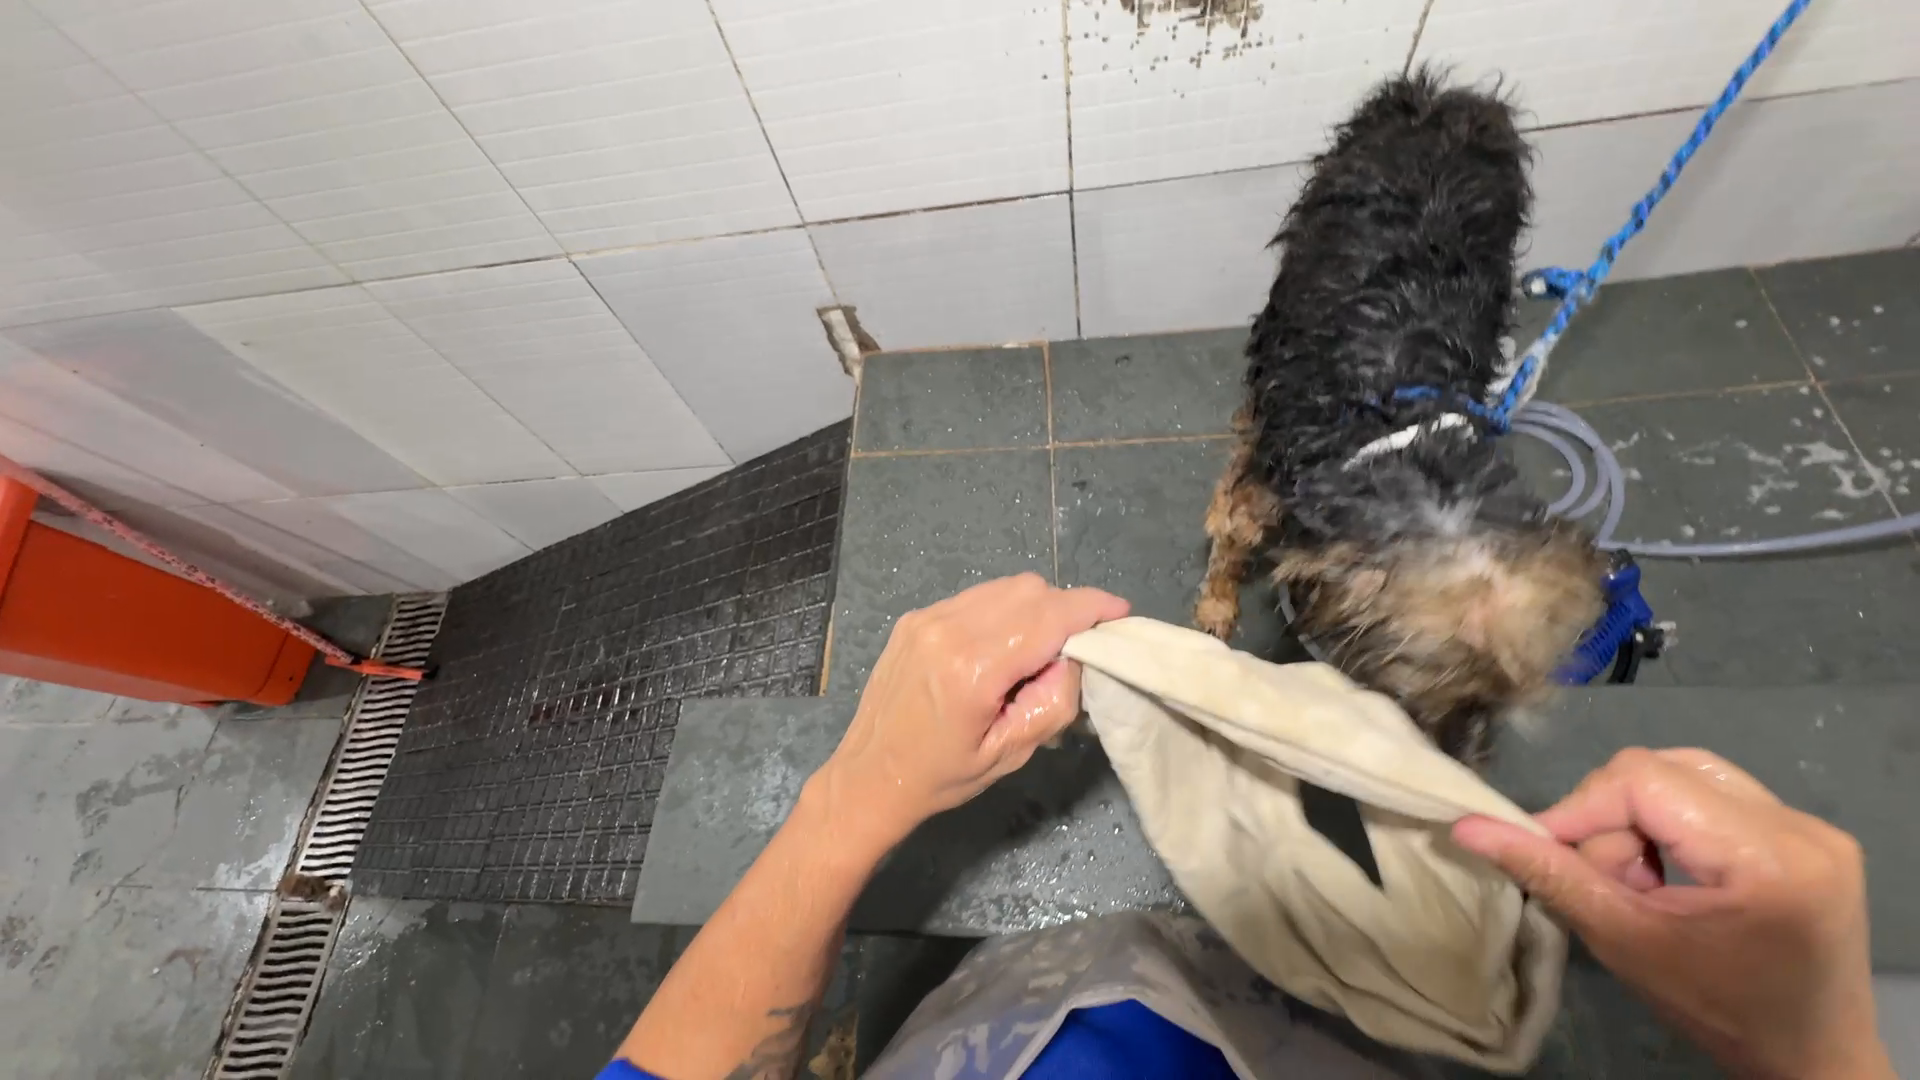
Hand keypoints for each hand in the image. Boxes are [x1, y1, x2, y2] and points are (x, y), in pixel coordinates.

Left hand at [810, 574, 1127, 854]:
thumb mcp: (1010, 753)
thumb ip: (1053, 700)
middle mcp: (948, 629)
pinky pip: (976, 597)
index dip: (1091, 608)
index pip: (1048, 616)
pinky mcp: (915, 617)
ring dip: (1034, 607)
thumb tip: (1073, 655)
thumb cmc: (942, 776)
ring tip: (1038, 648)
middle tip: (1078, 644)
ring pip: (1003, 588)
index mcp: (972, 668)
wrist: (869, 775)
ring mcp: (927, 617)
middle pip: (1029, 590)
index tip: (1119, 612)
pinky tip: (1001, 644)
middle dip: (1065, 608)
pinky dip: (1002, 610)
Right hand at [1452, 748, 1891, 1079]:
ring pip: (1676, 772)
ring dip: (1633, 816)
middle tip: (1609, 878)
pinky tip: (1665, 865)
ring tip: (1638, 875)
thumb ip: (1544, 870)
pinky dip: (1664, 819)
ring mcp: (1808, 826)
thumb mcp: (1618, 937)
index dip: (1580, 806)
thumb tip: (1466, 826)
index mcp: (1768, 856)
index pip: (1639, 780)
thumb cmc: (1714, 1004)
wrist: (1809, 1057)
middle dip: (1609, 816)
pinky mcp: (1802, 832)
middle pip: (1656, 770)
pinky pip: (1704, 790)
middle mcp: (1798, 827)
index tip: (1549, 850)